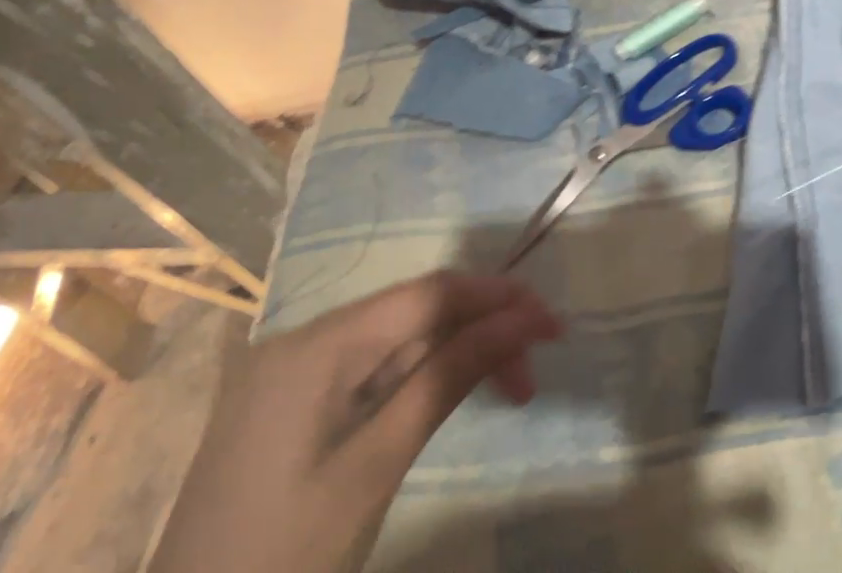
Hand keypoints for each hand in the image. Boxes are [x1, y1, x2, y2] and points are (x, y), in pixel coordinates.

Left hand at [149, 272, 561, 572]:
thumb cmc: (286, 550)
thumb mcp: (379, 461)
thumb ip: (450, 377)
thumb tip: (523, 317)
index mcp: (316, 347)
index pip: (428, 293)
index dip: (499, 299)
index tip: (554, 327)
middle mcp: (300, 341)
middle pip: (414, 311)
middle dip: (482, 331)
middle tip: (530, 379)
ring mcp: (290, 372)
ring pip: (397, 338)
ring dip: (457, 354)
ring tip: (507, 392)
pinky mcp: (289, 404)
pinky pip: (371, 366)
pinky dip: (421, 375)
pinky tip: (447, 397)